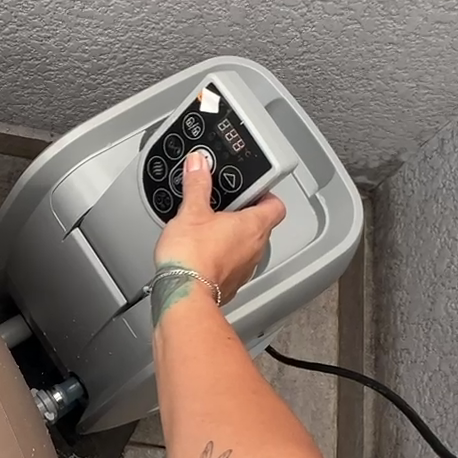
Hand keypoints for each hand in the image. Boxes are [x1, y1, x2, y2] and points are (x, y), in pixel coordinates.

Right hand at [154, 148, 285, 303]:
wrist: (182, 293)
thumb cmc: (191, 256)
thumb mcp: (191, 211)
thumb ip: (197, 184)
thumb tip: (198, 164)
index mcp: (253, 225)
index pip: (275, 205)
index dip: (265, 194)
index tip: (250, 189)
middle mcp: (255, 249)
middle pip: (259, 225)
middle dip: (242, 215)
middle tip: (222, 207)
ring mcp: (244, 269)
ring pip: (245, 247)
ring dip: (231, 238)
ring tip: (207, 231)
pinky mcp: (229, 284)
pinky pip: (231, 266)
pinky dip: (221, 258)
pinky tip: (202, 253)